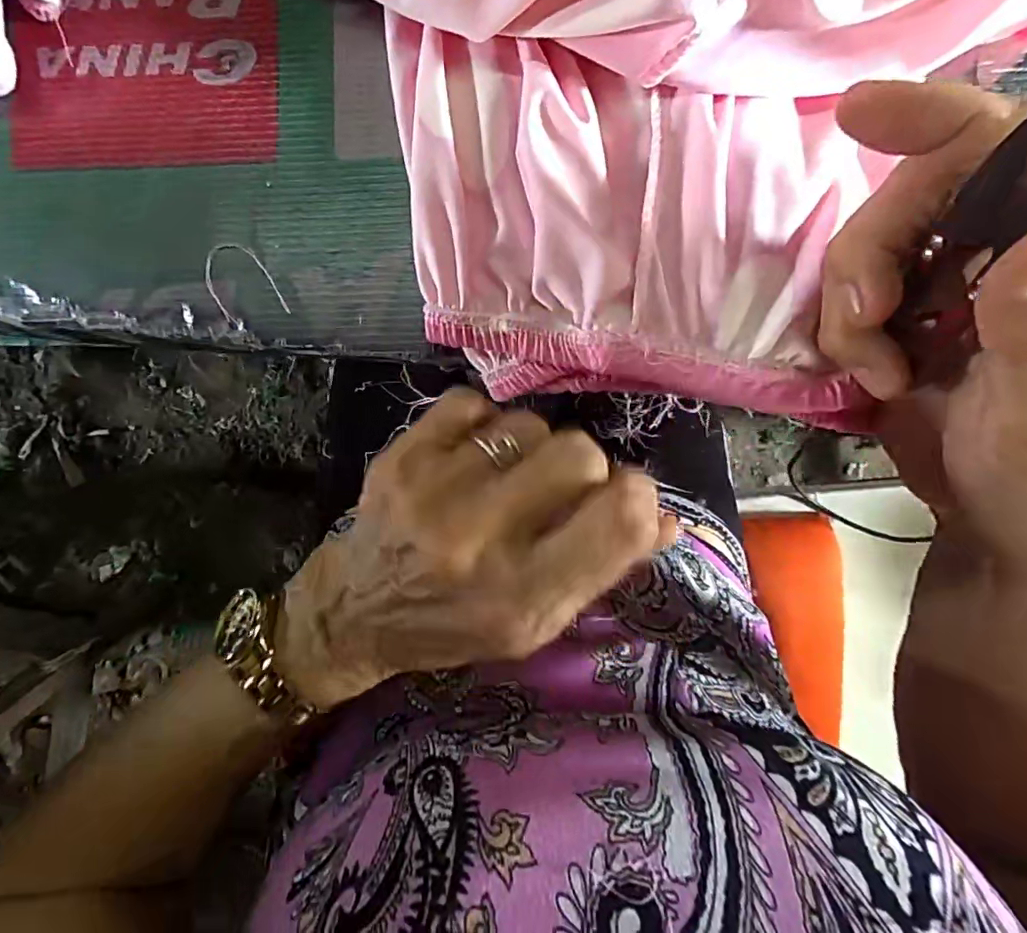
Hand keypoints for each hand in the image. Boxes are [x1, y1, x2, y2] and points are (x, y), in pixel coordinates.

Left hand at [274, 388, 674, 708]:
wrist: (359, 606)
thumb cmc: (454, 622)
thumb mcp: (534, 623)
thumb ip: (601, 570)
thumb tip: (667, 517)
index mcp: (521, 594)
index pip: (618, 519)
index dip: (637, 497)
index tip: (624, 498)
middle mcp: (478, 538)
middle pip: (577, 453)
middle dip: (583, 468)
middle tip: (556, 489)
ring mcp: (434, 489)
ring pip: (528, 424)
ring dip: (531, 446)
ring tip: (507, 476)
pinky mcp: (402, 454)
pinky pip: (473, 402)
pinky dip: (483, 423)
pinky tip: (472, 454)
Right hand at [817, 81, 1026, 643]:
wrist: (1020, 548)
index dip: (953, 121)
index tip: (858, 114)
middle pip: (942, 191)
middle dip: (876, 251)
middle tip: (858, 323)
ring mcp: (988, 285)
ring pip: (890, 241)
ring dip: (854, 300)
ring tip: (871, 368)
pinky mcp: (936, 315)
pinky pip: (868, 286)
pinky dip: (848, 323)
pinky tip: (869, 368)